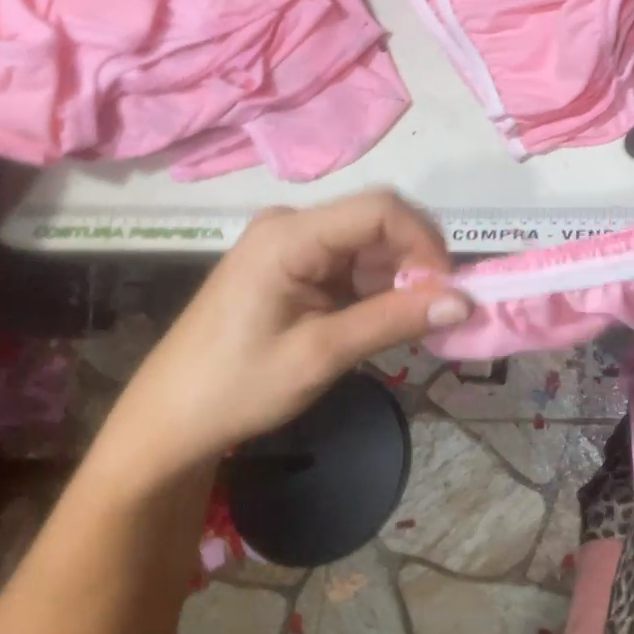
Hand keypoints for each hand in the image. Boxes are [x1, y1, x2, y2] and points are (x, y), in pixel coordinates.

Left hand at [101, 190, 469, 478]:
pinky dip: (379, 290)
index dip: (424, 243)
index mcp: (289, 236)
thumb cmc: (237, 388)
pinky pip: (354, 263)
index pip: (380, 209)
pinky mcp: (295, 266)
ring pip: (372, 244)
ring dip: (400, 280)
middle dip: (416, 264)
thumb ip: (394, 320)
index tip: (446, 292)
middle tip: (434, 314)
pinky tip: (383, 322)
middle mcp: (292, 226)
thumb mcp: (322, 355)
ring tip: (409, 326)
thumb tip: (464, 302)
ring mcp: (292, 245)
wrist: (168, 423)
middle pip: (379, 223)